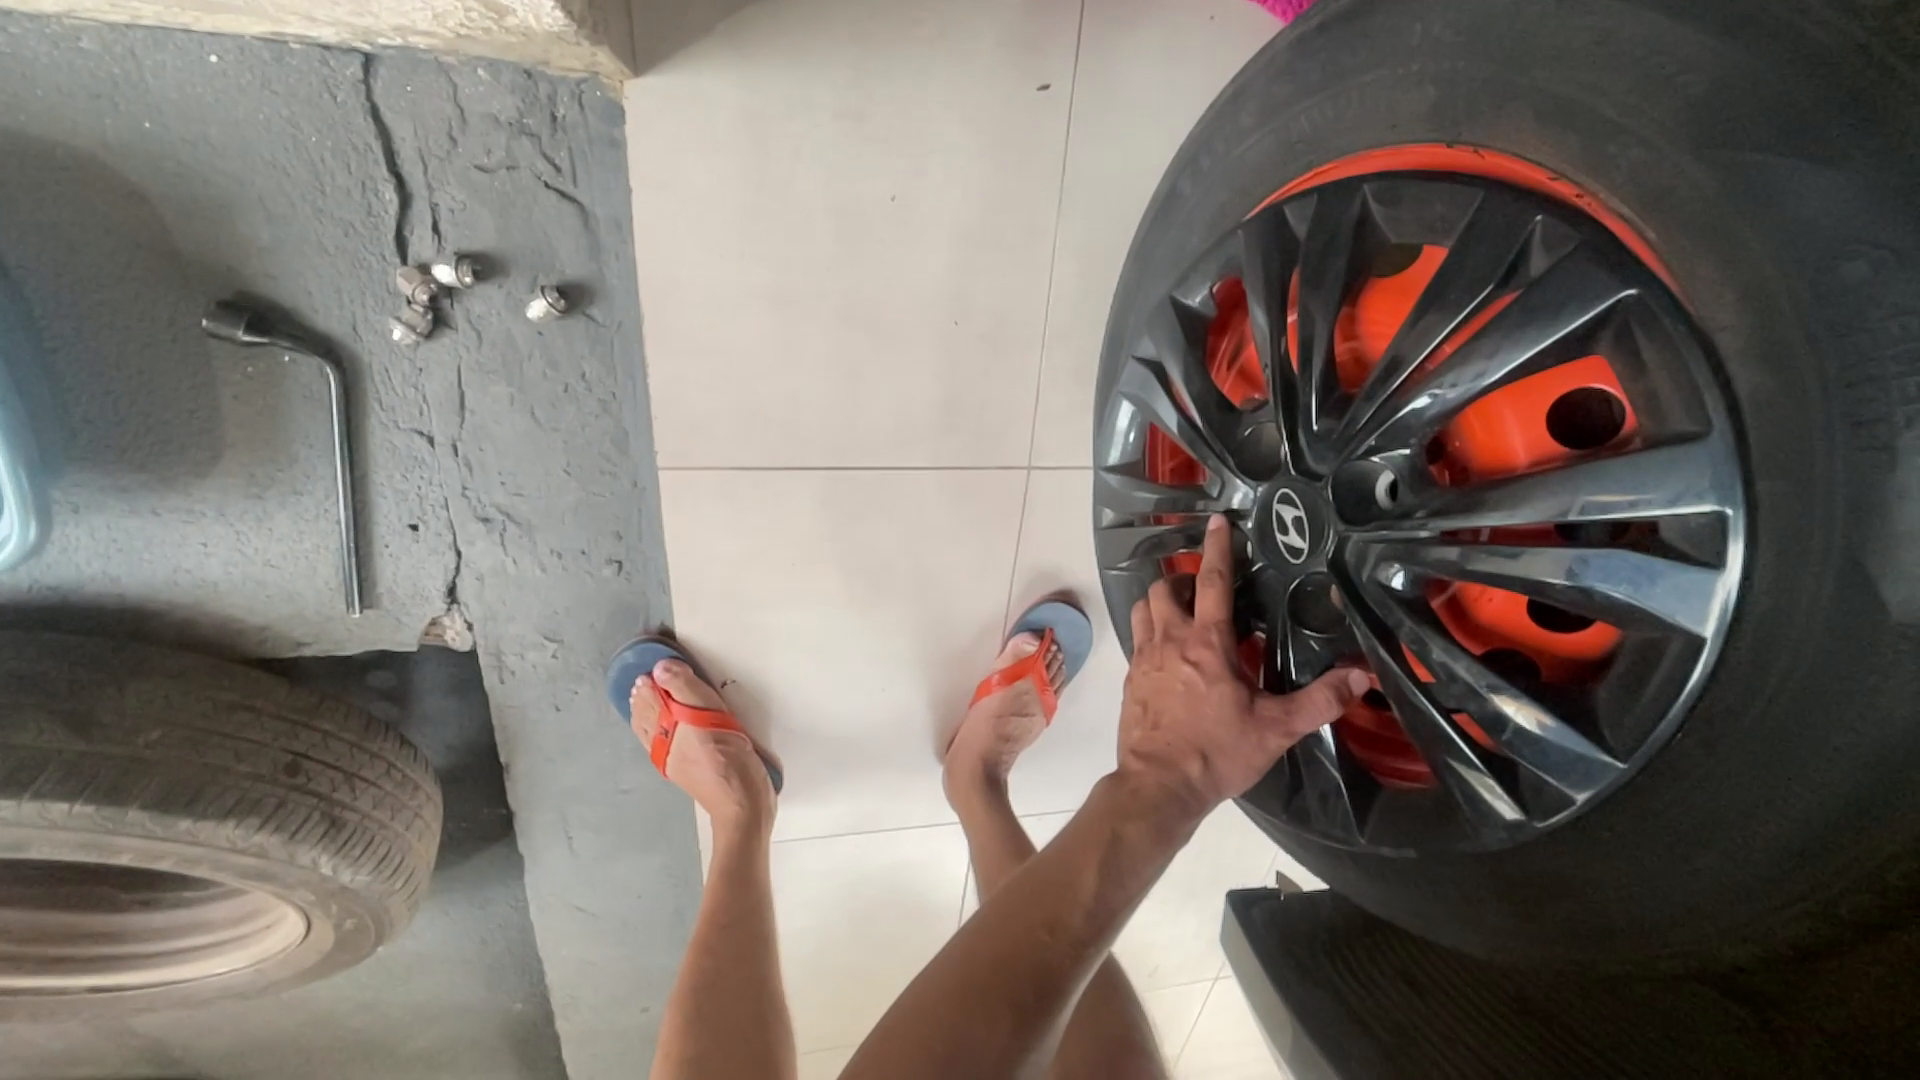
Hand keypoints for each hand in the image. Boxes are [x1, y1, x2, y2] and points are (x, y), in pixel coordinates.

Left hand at [1117, 514, 1367, 820]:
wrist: (1158, 785)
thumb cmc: (1216, 753)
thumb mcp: (1276, 729)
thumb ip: (1319, 700)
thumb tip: (1361, 676)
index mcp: (1206, 644)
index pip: (1211, 581)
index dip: (1217, 548)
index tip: (1217, 522)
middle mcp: (1168, 641)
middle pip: (1163, 588)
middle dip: (1181, 578)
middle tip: (1202, 589)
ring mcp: (1142, 659)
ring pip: (1141, 609)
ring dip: (1160, 602)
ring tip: (1183, 614)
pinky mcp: (1130, 679)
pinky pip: (1136, 639)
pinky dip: (1150, 632)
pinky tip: (1169, 654)